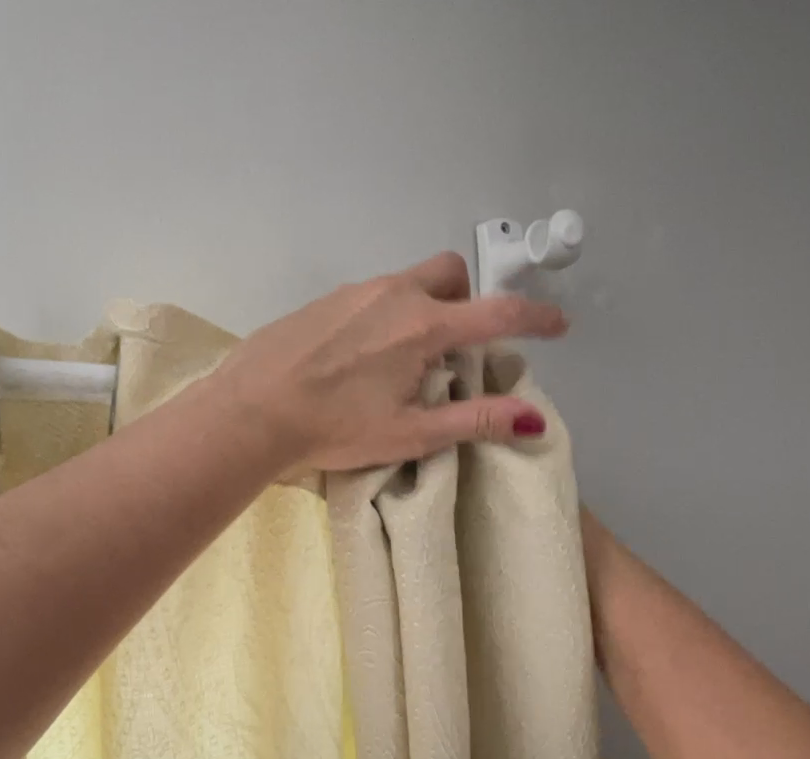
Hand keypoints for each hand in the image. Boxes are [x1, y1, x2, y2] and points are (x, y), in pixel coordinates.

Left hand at [215, 252, 568, 471]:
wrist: (250, 412)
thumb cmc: (334, 429)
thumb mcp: (411, 434)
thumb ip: (475, 421)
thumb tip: (533, 419)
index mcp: (424, 327)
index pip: (497, 313)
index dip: (536, 318)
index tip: (559, 325)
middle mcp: (394, 294)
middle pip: (451, 273)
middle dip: (469, 299)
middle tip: (459, 345)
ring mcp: (355, 292)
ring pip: (410, 282)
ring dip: (426, 309)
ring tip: (407, 361)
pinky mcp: (325, 301)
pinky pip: (374, 295)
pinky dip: (389, 316)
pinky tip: (363, 359)